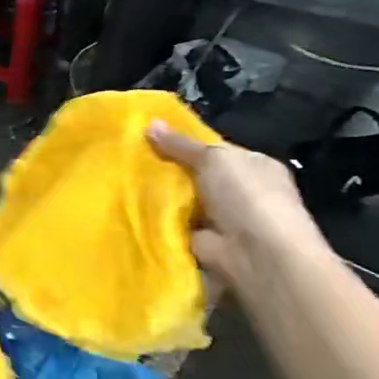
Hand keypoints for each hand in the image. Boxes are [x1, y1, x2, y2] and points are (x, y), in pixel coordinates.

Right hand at [146, 119, 330, 293]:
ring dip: (158, 194)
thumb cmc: (246, 196)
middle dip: (166, 168)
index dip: (183, 142)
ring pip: (181, 200)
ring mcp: (222, 219)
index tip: (149, 136)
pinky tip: (129, 207)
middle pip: (195, 174)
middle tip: (128, 156)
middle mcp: (241, 192)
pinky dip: (156, 219)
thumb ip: (181, 144)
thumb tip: (150, 123)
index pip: (214, 149)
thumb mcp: (214, 158)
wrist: (257, 255)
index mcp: (253, 166)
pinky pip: (173, 224)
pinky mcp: (203, 242)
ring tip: (121, 179)